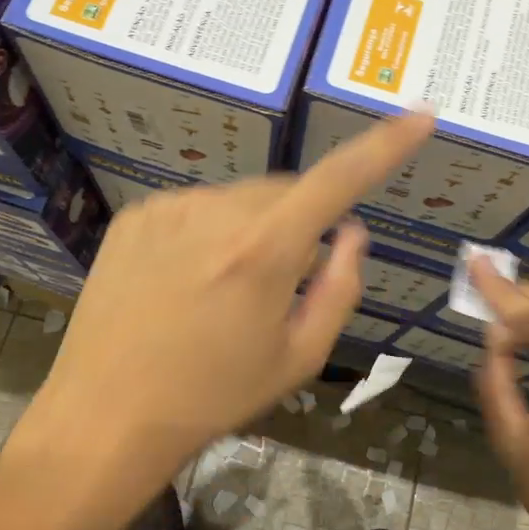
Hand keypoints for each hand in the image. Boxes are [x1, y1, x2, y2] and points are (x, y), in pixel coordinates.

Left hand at [33, 112, 433, 475]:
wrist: (107, 414)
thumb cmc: (213, 396)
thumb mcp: (298, 358)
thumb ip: (340, 288)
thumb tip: (350, 233)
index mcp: (264, 251)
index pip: (338, 180)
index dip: (384, 145)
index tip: (420, 115)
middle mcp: (217, 211)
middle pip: (286, 193)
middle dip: (298, 225)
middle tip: (279, 288)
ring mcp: (170, 207)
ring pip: (239, 201)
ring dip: (251, 229)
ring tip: (221, 293)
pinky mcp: (136, 215)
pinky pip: (196, 209)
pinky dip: (208, 234)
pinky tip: (184, 283)